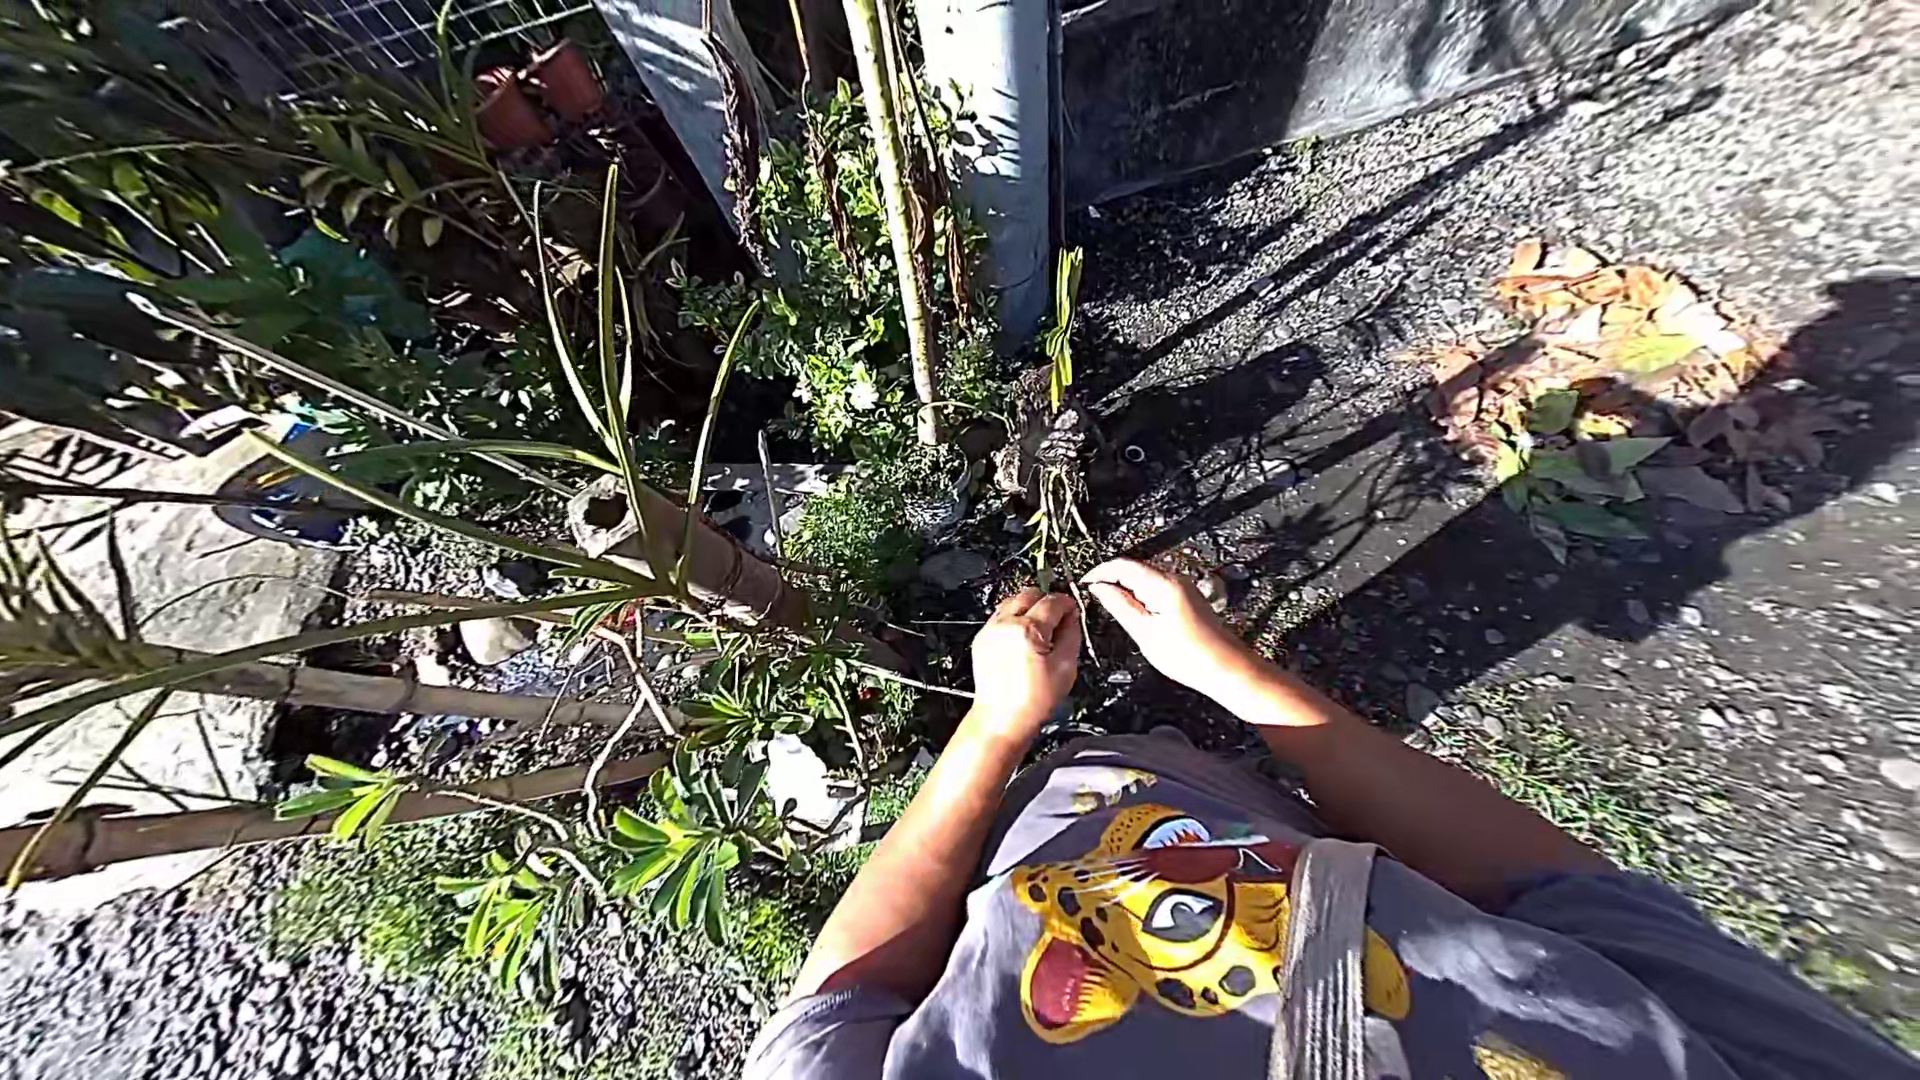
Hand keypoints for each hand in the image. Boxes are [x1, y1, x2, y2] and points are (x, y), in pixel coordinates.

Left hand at [966, 588, 1081, 738]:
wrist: (1002, 719)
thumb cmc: (1031, 701)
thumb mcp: (1065, 667)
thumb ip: (1072, 634)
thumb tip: (1073, 617)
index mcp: (1026, 630)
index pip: (1052, 601)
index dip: (1067, 603)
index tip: (1073, 610)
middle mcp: (1004, 625)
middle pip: (1030, 594)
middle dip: (1047, 601)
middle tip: (1059, 618)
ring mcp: (990, 631)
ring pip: (1013, 602)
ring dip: (1029, 608)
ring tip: (1041, 630)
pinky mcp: (982, 639)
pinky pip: (1000, 617)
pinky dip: (1014, 619)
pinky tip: (1024, 637)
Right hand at [1082, 558, 1258, 697]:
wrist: (1228, 670)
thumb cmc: (1190, 657)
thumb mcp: (1144, 633)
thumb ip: (1119, 606)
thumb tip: (1098, 588)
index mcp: (1164, 584)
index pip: (1123, 566)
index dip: (1099, 572)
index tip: (1083, 582)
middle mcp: (1175, 579)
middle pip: (1133, 569)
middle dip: (1110, 579)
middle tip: (1092, 597)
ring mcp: (1182, 587)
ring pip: (1143, 579)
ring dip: (1124, 588)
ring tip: (1110, 607)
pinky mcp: (1186, 597)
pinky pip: (1155, 588)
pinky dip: (1139, 596)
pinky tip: (1134, 613)